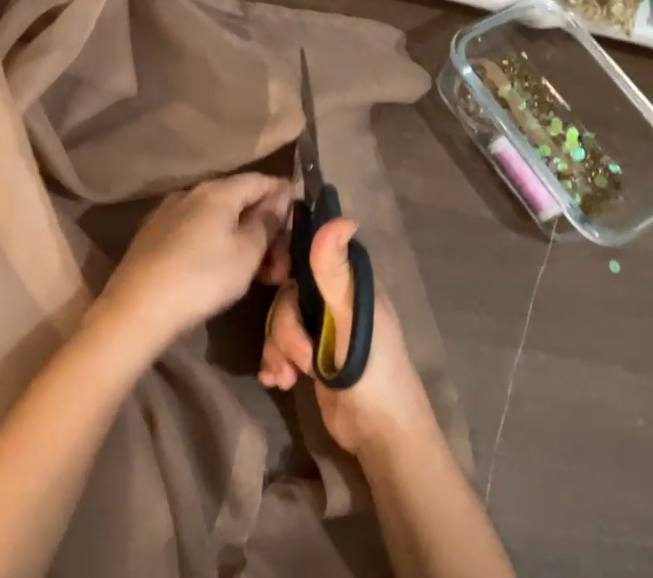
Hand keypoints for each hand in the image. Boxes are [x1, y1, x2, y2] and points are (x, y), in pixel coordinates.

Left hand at [98, 173, 294, 345]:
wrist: (138, 307)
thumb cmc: (201, 278)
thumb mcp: (246, 254)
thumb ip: (266, 222)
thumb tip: (280, 196)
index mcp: (216, 191)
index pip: (260, 180)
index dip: (283, 194)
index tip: (301, 216)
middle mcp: (190, 193)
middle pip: (237, 200)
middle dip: (264, 226)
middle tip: (281, 262)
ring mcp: (168, 213)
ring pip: (216, 218)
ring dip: (242, 239)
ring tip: (258, 273)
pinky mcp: (153, 235)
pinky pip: (196, 230)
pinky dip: (216, 243)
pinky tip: (222, 269)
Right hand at [258, 218, 435, 456]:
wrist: (380, 435)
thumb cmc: (373, 371)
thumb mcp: (351, 317)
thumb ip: (336, 271)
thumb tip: (341, 216)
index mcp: (351, 285)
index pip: (311, 255)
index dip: (287, 264)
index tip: (272, 278)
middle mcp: (337, 302)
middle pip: (289, 295)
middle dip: (284, 328)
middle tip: (297, 358)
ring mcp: (324, 331)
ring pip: (281, 322)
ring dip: (278, 350)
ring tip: (285, 377)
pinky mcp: (313, 358)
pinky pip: (281, 347)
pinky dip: (275, 362)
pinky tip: (277, 381)